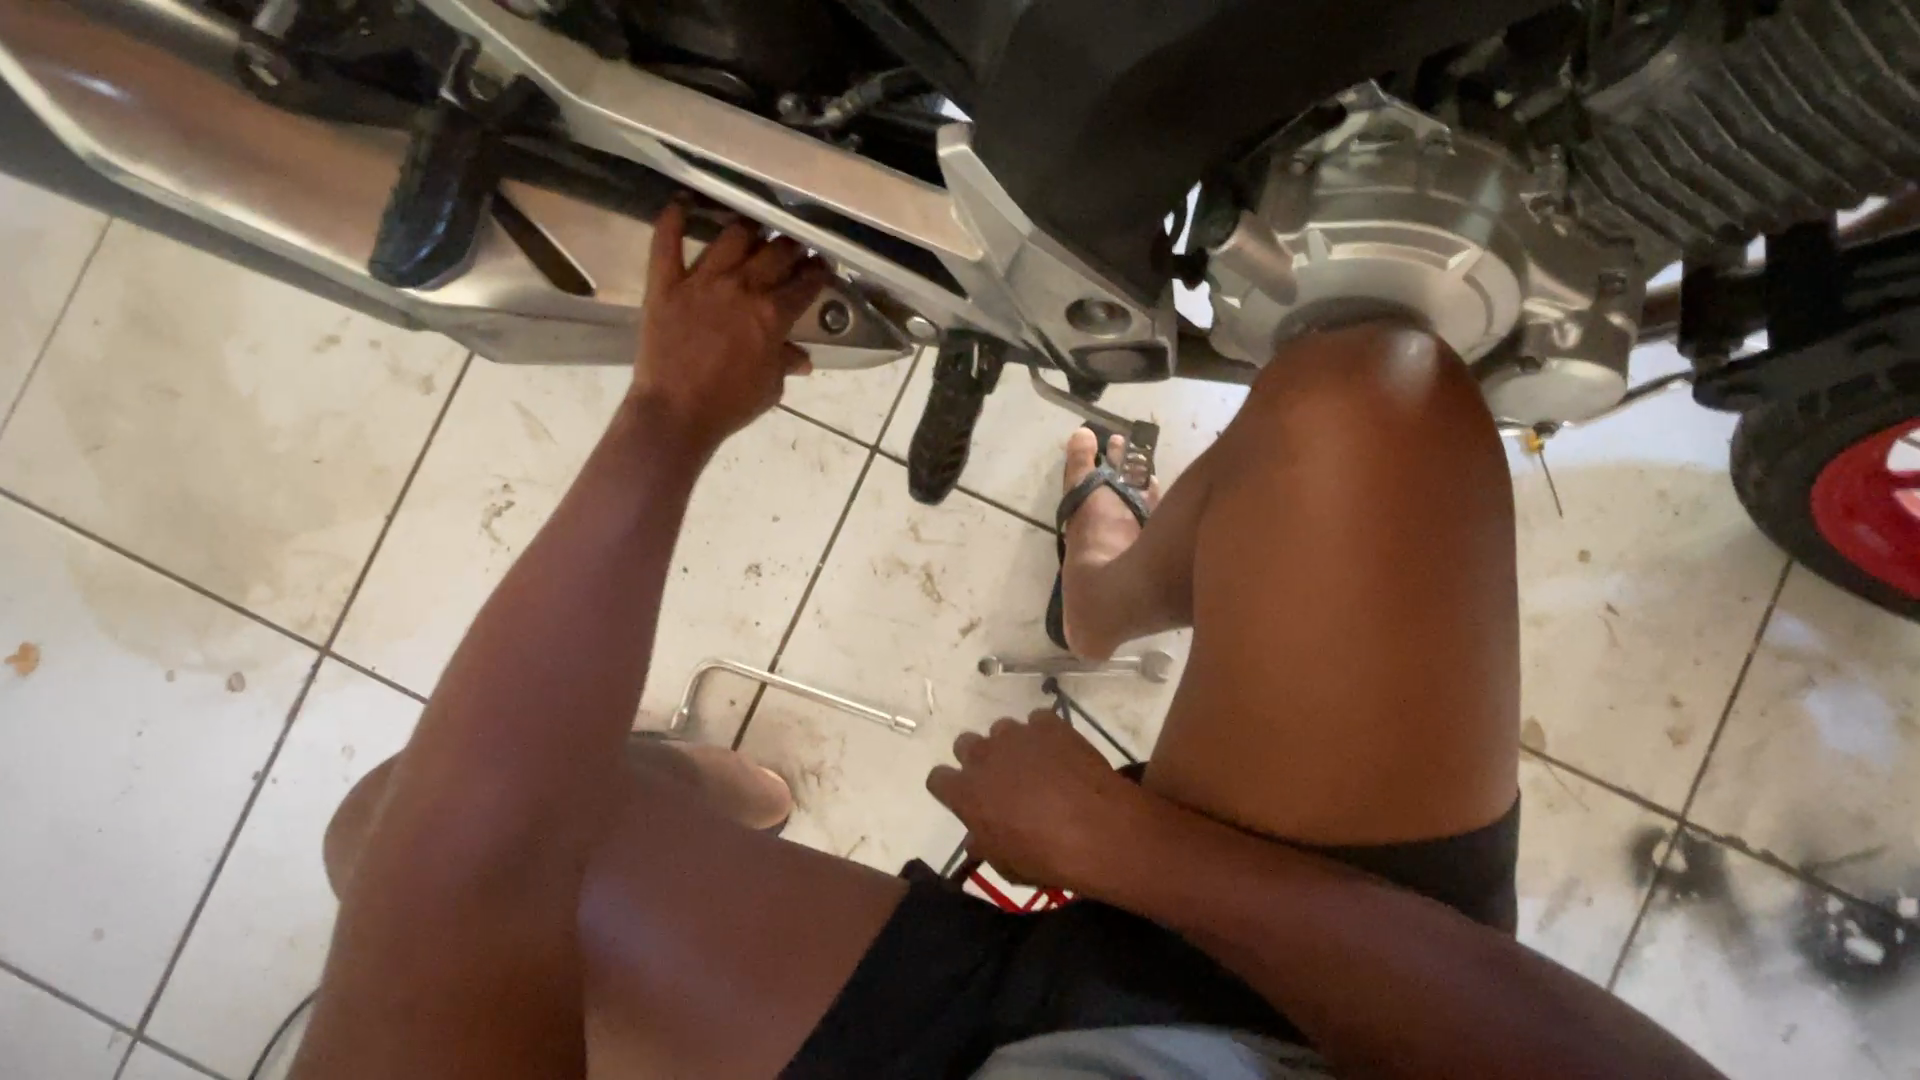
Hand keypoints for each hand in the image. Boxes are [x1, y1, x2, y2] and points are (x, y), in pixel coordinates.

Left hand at [629, 204, 831, 451]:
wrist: (676, 413)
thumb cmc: (730, 405)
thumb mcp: (770, 388)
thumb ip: (785, 364)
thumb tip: (801, 358)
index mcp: (773, 315)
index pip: (804, 285)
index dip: (817, 273)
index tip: (822, 266)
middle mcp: (742, 288)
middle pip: (775, 253)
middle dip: (791, 246)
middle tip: (795, 246)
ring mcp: (701, 281)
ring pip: (732, 237)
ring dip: (749, 229)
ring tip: (755, 228)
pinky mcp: (665, 283)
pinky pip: (666, 242)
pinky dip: (673, 219)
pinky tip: (682, 203)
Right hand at [926, 710, 1144, 890]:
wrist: (1098, 830)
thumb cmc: (1047, 857)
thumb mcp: (1007, 865)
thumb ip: (985, 845)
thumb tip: (977, 837)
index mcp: (966, 792)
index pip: (938, 779)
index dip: (952, 788)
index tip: (967, 799)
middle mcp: (984, 756)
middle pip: (965, 745)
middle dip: (978, 760)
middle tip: (1001, 781)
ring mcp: (1017, 735)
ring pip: (1001, 730)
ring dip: (1011, 746)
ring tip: (1035, 766)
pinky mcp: (1049, 724)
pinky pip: (1038, 722)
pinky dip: (1044, 735)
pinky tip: (1060, 755)